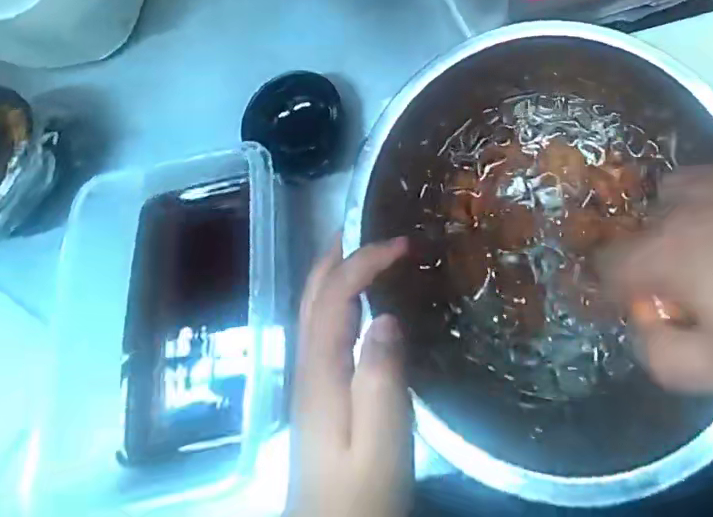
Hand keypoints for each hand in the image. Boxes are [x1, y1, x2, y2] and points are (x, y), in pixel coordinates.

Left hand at [287, 238, 412, 516]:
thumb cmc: (360, 497)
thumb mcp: (381, 447)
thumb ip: (381, 381)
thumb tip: (386, 316)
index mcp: (320, 369)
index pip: (335, 293)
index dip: (364, 259)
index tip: (404, 244)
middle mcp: (308, 364)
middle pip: (313, 291)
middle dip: (340, 250)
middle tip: (375, 222)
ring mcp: (311, 378)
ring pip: (316, 305)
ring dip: (338, 268)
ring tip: (372, 248)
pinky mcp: (321, 392)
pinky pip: (327, 324)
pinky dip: (343, 294)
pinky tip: (367, 302)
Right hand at [598, 164, 712, 396]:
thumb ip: (660, 355)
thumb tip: (646, 326)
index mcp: (660, 253)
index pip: (605, 265)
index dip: (619, 296)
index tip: (658, 318)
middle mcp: (678, 205)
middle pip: (642, 232)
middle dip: (656, 264)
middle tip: (703, 301)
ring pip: (676, 199)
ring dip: (684, 227)